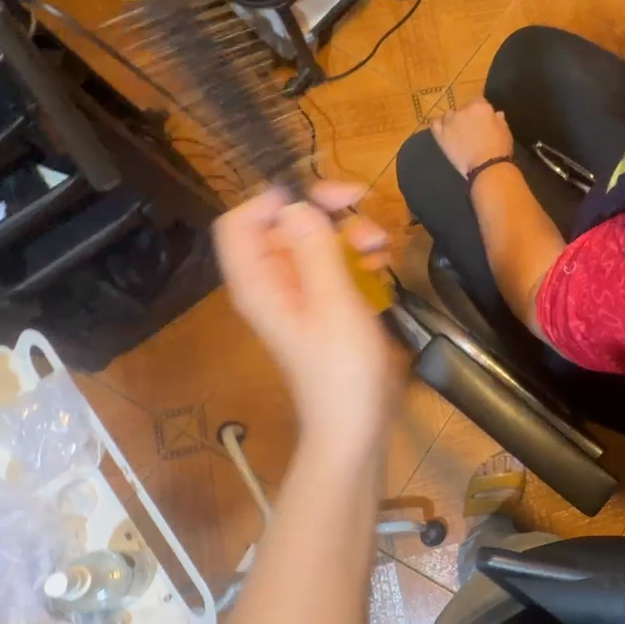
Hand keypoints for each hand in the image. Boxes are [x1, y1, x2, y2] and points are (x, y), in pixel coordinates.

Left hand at [213, 183, 398, 438]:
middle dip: (323, 211)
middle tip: (362, 203)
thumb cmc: (341, 370)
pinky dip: (357, 255)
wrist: (356, 426)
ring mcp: (300, 294)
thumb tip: (299, 204)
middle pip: (283, 225)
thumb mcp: (333, 305)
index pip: (241, 222)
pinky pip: (334, 264)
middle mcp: (273, 283)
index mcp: (259, 283)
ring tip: (381, 242)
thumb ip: (316, 251)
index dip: (275, 200)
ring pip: (314, 241)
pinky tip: (382, 262)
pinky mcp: (326, 306)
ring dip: (347, 232)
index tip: (323, 196)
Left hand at [429, 98, 514, 176]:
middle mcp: (462, 110)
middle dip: (468, 115)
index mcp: (480, 107)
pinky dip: (439, 124)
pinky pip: (435, 124)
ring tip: (459, 131)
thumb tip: (497, 114)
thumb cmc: (500, 148)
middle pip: (463, 108)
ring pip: (449, 115)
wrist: (486, 167)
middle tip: (473, 128)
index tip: (485, 118)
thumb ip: (499, 120)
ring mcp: (449, 122)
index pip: (479, 100)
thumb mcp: (505, 131)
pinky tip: (444, 130)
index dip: (481, 110)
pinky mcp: (440, 135)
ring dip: (454, 120)